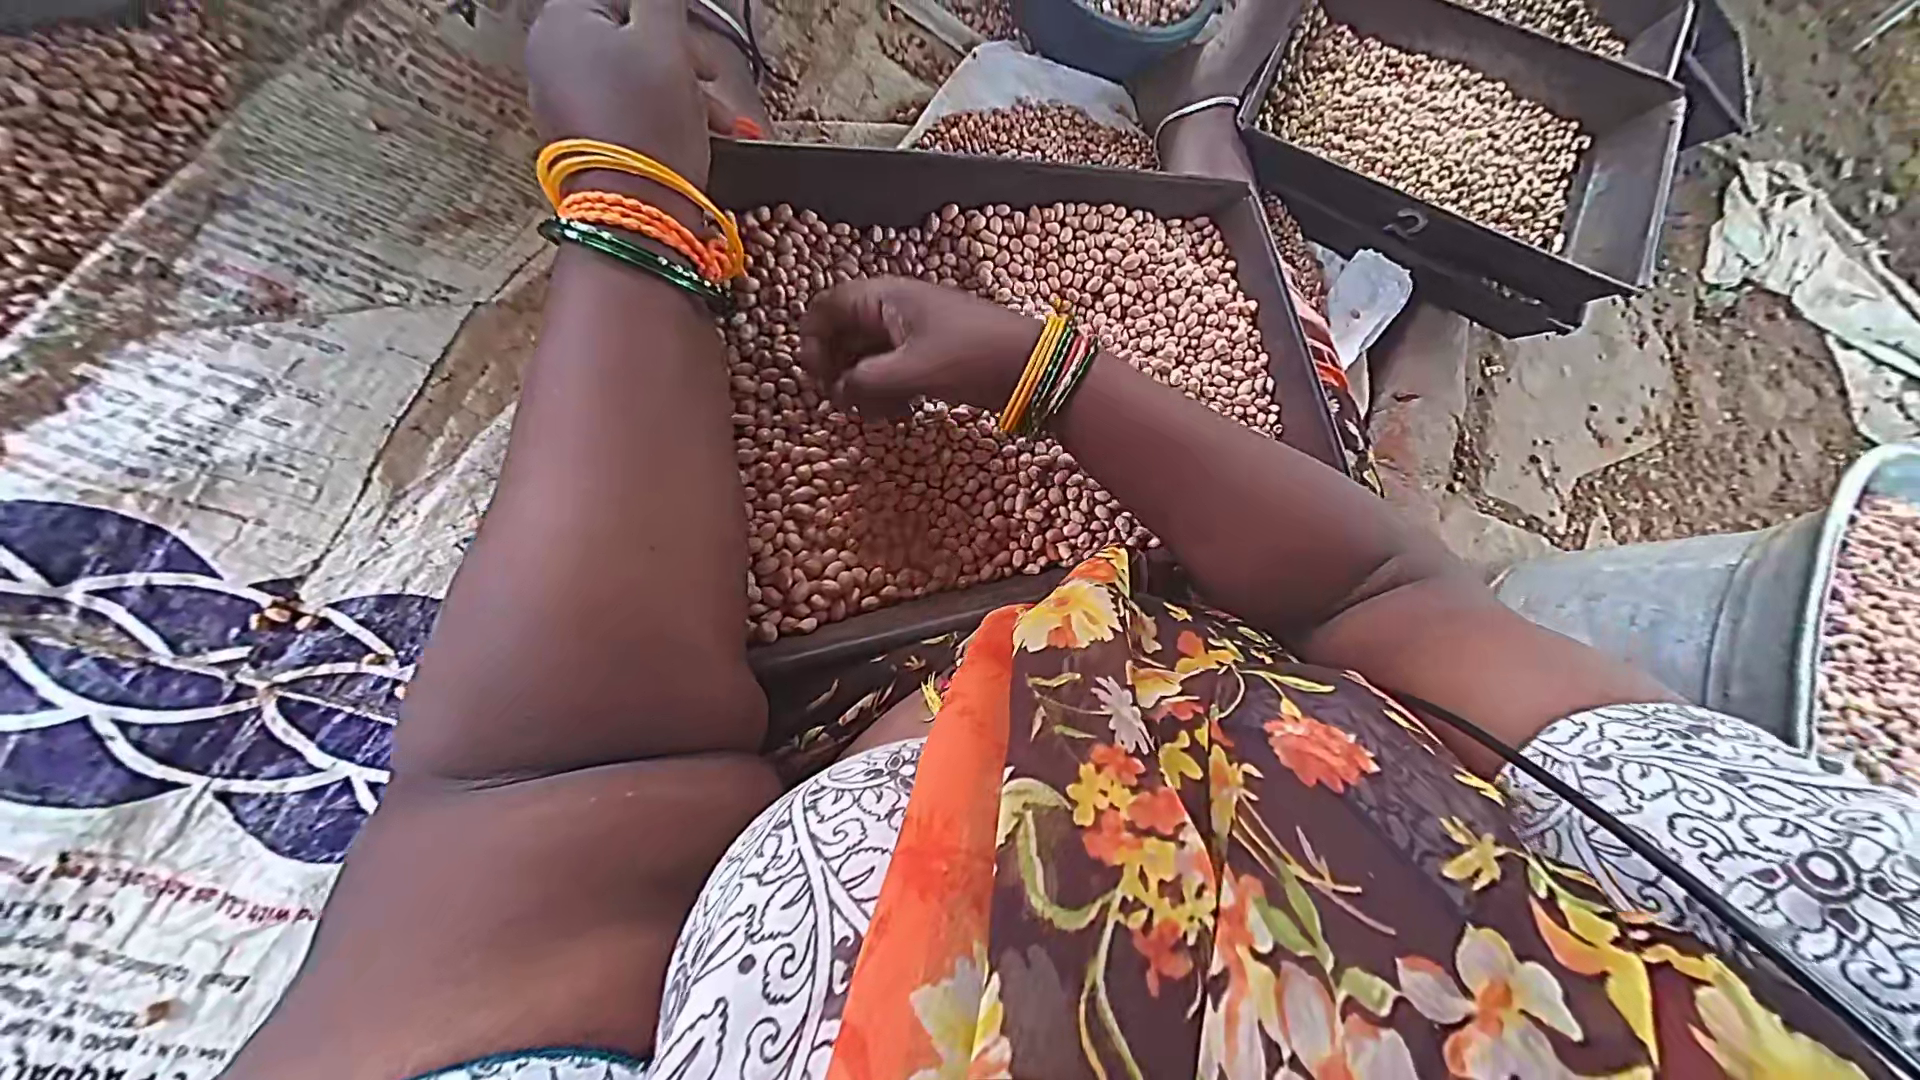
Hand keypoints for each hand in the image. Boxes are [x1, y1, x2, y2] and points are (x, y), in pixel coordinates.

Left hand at [526, 0, 724, 212]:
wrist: (636, 212)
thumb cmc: (651, 125)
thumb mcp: (666, 46)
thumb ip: (662, 0)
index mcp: (563, 21)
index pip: (620, 0)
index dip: (668, 22)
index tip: (701, 55)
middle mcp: (551, 59)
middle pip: (625, 45)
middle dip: (679, 66)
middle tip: (713, 90)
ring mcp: (563, 107)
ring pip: (630, 86)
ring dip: (677, 100)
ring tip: (715, 128)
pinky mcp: (582, 148)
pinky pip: (623, 120)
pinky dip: (657, 126)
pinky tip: (687, 145)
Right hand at [798, 278, 1042, 417]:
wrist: (1031, 368)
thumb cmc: (971, 358)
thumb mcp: (912, 371)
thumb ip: (864, 382)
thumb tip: (838, 393)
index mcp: (884, 298)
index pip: (826, 308)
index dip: (812, 341)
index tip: (819, 378)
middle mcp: (893, 311)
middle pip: (844, 337)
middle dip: (841, 373)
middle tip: (848, 404)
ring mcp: (911, 335)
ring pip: (868, 360)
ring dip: (866, 389)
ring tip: (883, 413)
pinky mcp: (928, 358)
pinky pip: (892, 374)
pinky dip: (889, 394)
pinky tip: (904, 412)